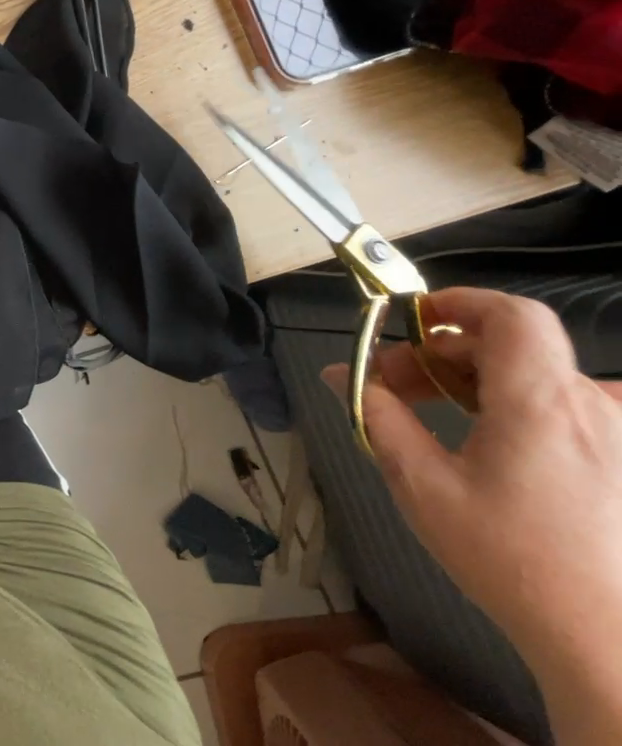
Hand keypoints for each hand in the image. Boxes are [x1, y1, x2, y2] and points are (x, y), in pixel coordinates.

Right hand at [323, 288, 621, 731]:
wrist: (603, 632)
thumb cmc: (504, 553)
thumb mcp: (418, 481)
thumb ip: (379, 414)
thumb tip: (342, 374)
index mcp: (542, 402)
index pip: (512, 314)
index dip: (458, 303)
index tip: (407, 325)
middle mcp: (592, 406)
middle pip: (512, 346)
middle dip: (442, 353)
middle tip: (390, 386)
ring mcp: (616, 435)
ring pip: (535, 377)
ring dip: (475, 382)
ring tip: (430, 418)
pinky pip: (563, 408)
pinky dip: (511, 407)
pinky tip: (482, 445)